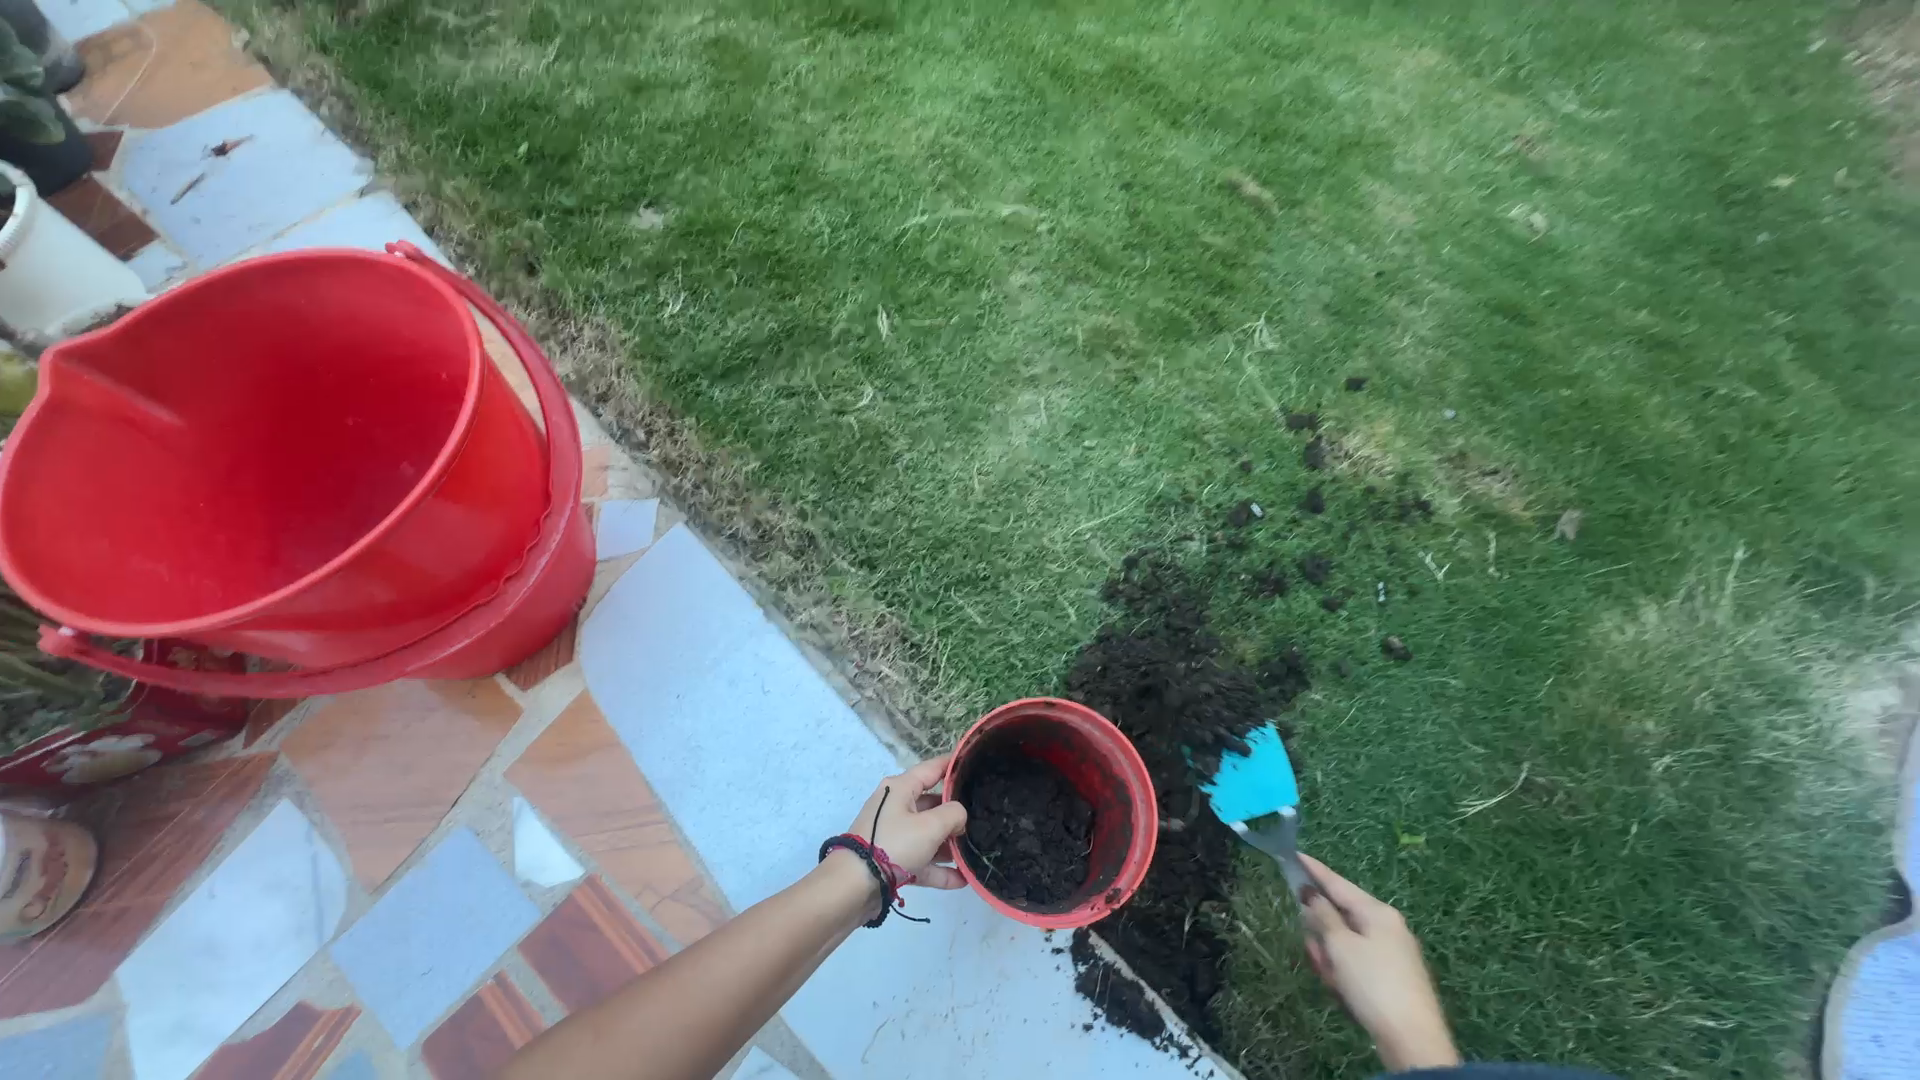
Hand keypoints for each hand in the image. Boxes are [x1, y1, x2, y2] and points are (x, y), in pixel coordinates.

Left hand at [844, 756, 968, 889]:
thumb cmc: (894, 844)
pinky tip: (962, 880)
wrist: (854, 886)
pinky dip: (939, 869)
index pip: (932, 768)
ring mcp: (894, 835)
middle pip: (933, 804)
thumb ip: (953, 814)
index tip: (975, 764)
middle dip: (956, 814)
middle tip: (983, 819)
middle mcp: (896, 807)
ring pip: (929, 835)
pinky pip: (922, 861)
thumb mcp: (930, 826)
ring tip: (976, 852)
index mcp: (901, 788)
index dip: (953, 765)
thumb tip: (959, 816)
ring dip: (950, 846)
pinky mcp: (893, 861)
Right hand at [1297, 854, 1459, 1072]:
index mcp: (1377, 912)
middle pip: (1340, 916)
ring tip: (1332, 978)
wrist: (1413, 1040)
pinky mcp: (1391, 977)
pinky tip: (1342, 990)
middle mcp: (1387, 926)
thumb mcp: (1339, 946)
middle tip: (1316, 952)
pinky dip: (1343, 971)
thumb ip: (1322, 915)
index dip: (1314, 870)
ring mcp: (1392, 952)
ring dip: (1331, 956)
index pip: (1338, 883)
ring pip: (1345, 942)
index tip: (1294, 854)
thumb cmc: (1372, 983)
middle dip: (1321, 932)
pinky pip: (1356, 962)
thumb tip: (1311, 894)